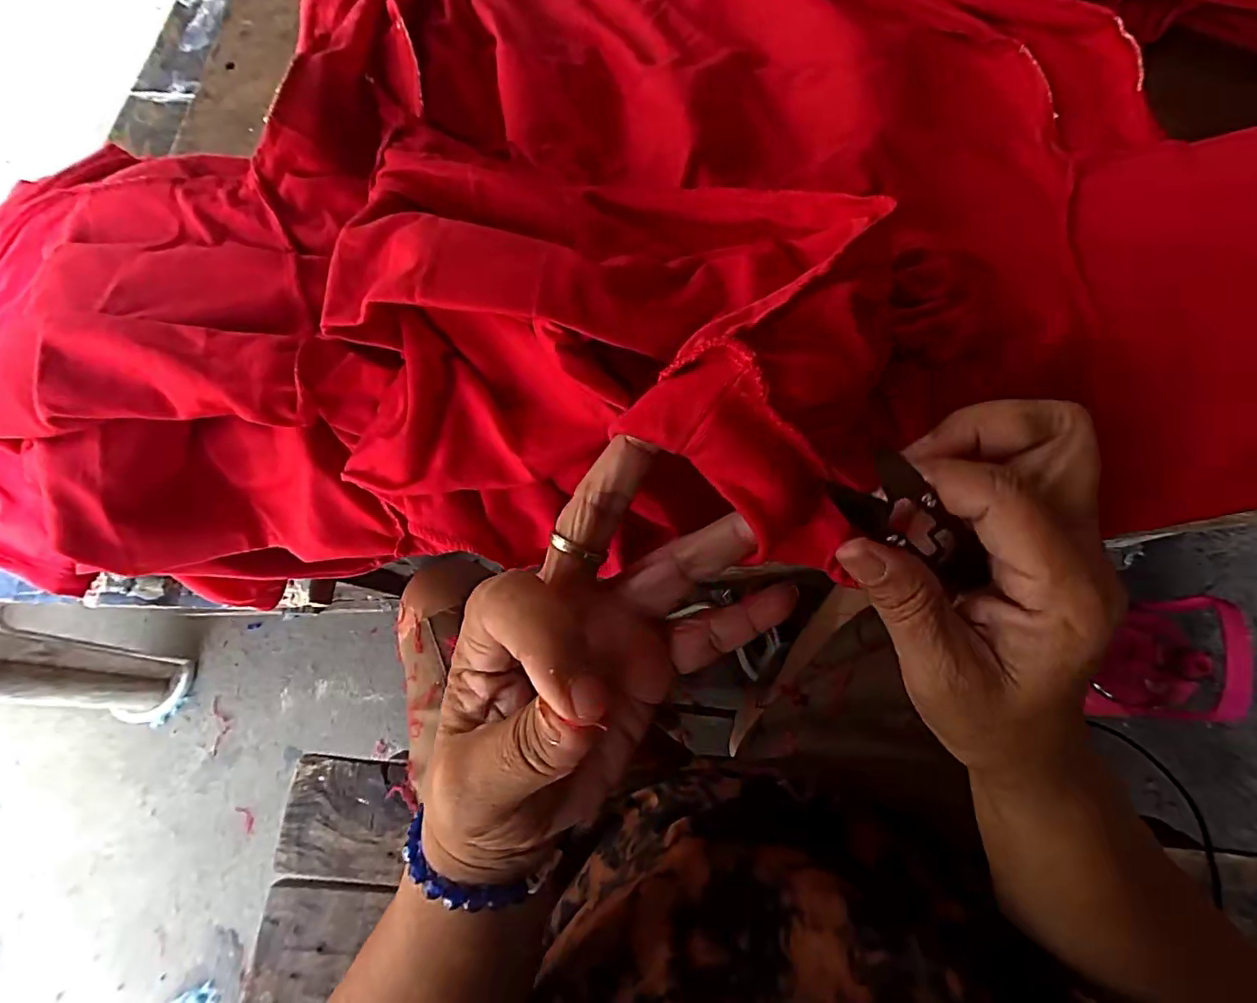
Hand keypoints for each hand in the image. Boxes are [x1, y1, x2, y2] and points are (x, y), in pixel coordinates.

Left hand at [419, 437, 796, 884]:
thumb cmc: (477, 788)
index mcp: (500, 621)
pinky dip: (736, 618)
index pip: (524, 598)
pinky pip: (697, 636)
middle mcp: (562, 605)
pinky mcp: (651, 663)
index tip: (578, 712)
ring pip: (664, 574)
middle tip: (656, 433)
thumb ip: (530, 744)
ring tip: (762, 515)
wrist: (516, 823)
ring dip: (710, 547)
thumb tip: (586, 710)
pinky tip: (779, 596)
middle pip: (591, 530)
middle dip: (620, 480)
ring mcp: (613, 628)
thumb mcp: (483, 777)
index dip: (552, 642)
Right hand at [834, 401, 1123, 778]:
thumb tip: (853, 542)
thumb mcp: (936, 672)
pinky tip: (930, 499)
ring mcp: (1079, 538)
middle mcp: (1086, 552)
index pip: (1011, 496)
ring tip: (920, 478)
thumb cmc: (987, 719)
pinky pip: (1026, 464)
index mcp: (1065, 592)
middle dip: (981, 429)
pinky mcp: (1057, 534)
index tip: (884, 496)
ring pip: (1051, 438)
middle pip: (1063, 435)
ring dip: (978, 439)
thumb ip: (902, 602)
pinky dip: (973, 461)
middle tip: (918, 467)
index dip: (941, 478)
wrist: (1031, 744)